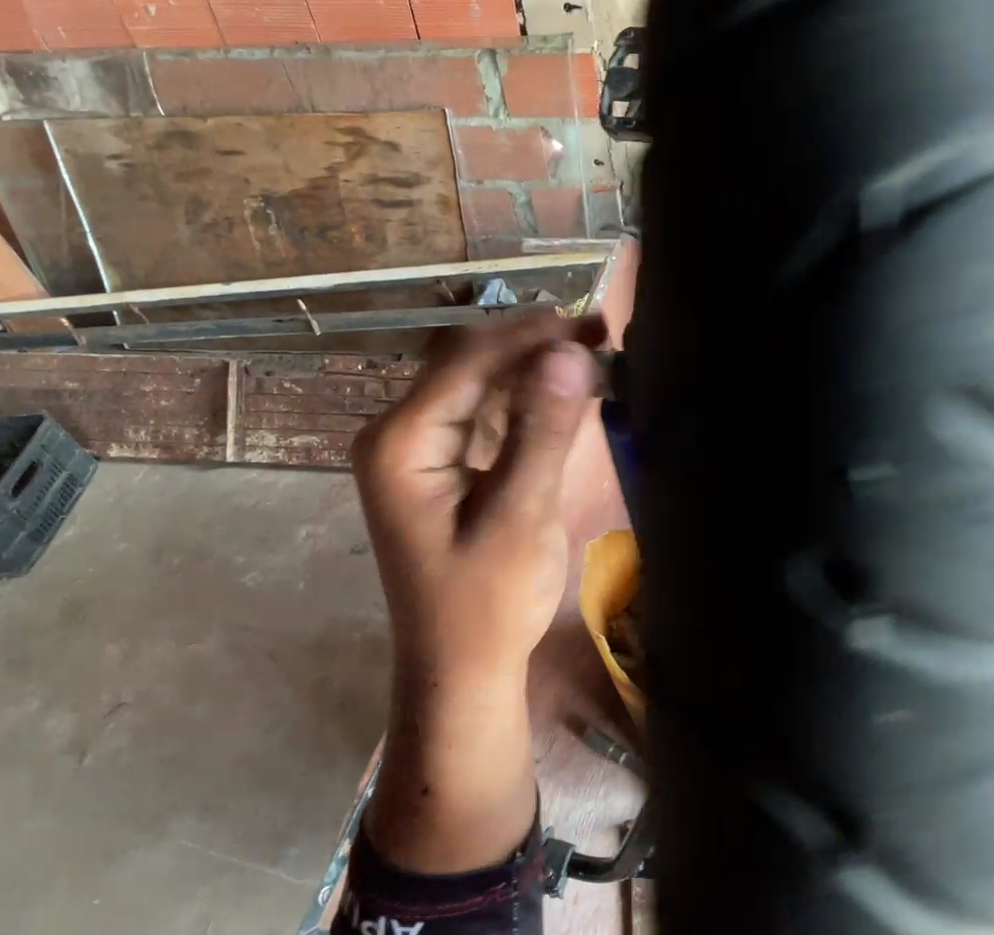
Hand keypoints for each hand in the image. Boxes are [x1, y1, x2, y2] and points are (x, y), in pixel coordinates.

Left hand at [353, 312, 604, 684]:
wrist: (459, 671)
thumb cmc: (487, 604)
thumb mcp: (521, 516)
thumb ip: (541, 430)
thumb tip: (570, 351)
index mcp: (400, 442)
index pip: (466, 361)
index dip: (528, 335)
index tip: (589, 322)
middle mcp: (397, 434)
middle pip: (465, 362)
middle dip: (529, 342)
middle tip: (596, 330)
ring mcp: (415, 450)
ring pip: (474, 381)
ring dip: (528, 364)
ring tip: (590, 347)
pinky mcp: (438, 465)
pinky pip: (478, 412)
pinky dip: (520, 396)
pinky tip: (561, 388)